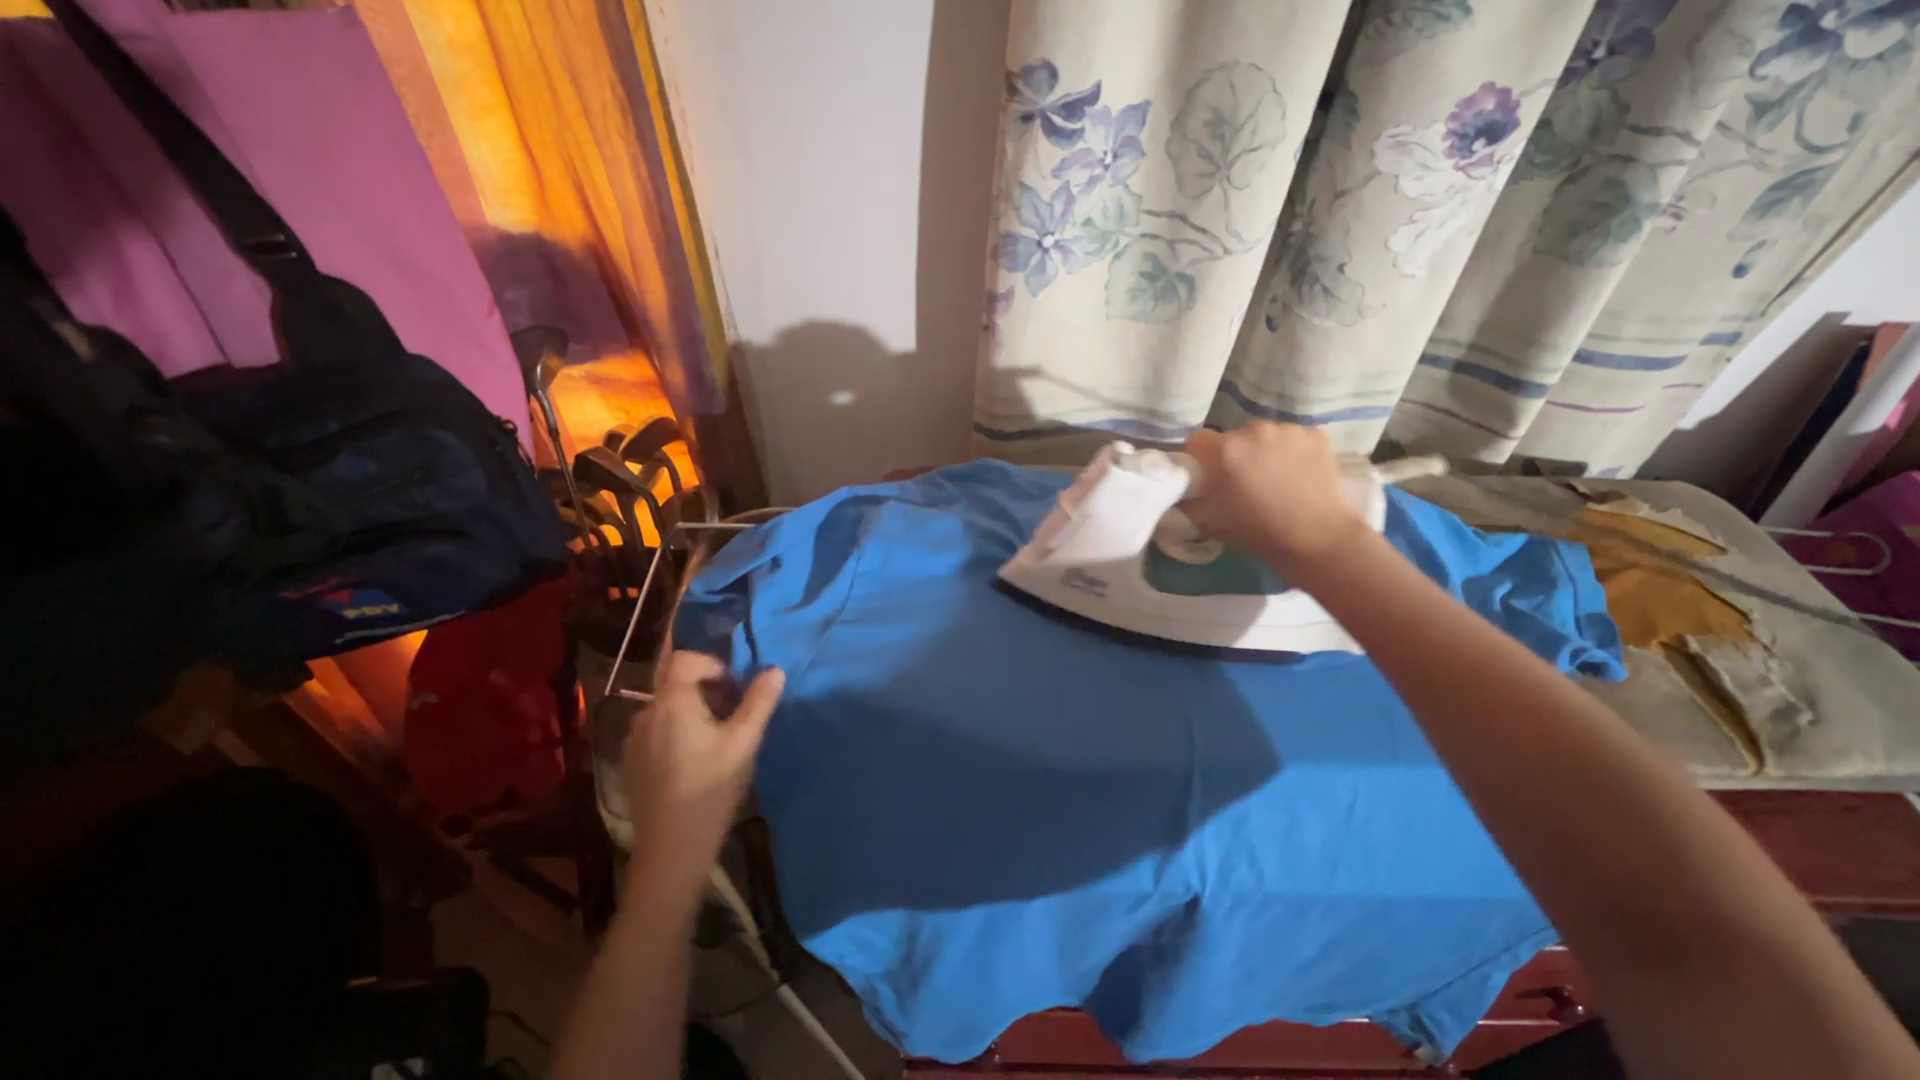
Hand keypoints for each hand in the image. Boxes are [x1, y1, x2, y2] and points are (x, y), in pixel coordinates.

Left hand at [622, 651, 784, 865]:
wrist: (672, 846)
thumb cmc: (711, 787)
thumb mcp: (744, 742)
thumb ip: (759, 702)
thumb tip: (775, 670)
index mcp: (672, 701)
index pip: (686, 658)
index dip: (713, 664)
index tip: (735, 689)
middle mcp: (646, 711)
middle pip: (673, 680)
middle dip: (703, 686)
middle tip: (730, 710)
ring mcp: (634, 738)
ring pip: (665, 707)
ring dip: (690, 709)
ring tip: (716, 738)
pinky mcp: (631, 761)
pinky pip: (655, 730)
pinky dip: (675, 731)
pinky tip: (693, 761)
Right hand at [1181, 422, 1370, 576]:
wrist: (1317, 539)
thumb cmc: (1257, 531)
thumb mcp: (1208, 522)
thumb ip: (1187, 501)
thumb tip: (1179, 491)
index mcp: (1225, 450)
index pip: (1196, 440)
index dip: (1198, 458)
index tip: (1206, 476)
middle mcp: (1254, 430)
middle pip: (1233, 437)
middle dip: (1234, 455)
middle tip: (1244, 482)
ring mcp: (1288, 430)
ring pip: (1264, 435)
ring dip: (1263, 451)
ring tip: (1275, 478)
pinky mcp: (1315, 435)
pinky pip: (1293, 438)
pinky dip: (1291, 451)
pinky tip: (1298, 474)